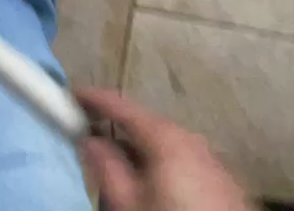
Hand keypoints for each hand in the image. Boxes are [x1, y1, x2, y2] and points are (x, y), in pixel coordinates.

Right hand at [77, 87, 250, 210]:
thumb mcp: (130, 204)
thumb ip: (106, 168)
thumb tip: (88, 140)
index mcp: (164, 136)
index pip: (121, 104)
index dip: (93, 98)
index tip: (70, 94)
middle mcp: (189, 136)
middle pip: (144, 124)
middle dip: (117, 131)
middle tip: (90, 140)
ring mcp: (210, 156)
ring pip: (164, 143)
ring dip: (140, 151)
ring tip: (121, 171)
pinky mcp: (222, 178)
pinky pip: (184, 159)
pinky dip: (163, 164)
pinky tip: (155, 188)